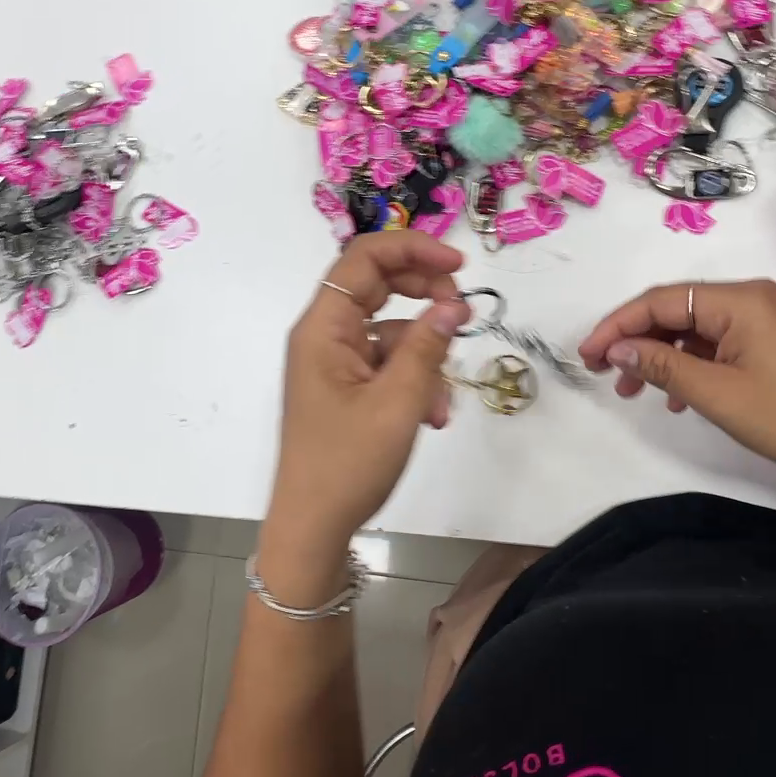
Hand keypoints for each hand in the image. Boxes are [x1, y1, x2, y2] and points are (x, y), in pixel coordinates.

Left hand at [269, 232, 471, 563]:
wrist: (312, 528)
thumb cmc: (348, 464)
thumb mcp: (398, 403)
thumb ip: (427, 346)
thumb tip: (453, 305)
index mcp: (323, 327)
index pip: (364, 258)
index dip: (412, 248)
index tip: (459, 264)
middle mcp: (324, 335)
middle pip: (377, 285)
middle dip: (425, 294)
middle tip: (463, 312)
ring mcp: (333, 362)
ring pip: (389, 329)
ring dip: (425, 353)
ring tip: (443, 400)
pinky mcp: (345, 387)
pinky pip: (385, 363)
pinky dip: (413, 380)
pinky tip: (432, 417)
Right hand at [577, 279, 775, 480]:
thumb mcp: (716, 394)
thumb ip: (661, 366)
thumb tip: (615, 349)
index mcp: (738, 300)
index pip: (660, 301)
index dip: (617, 325)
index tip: (586, 354)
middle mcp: (745, 299)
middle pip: (672, 311)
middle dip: (633, 340)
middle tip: (600, 371)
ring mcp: (755, 319)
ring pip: (687, 329)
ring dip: (656, 357)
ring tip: (631, 391)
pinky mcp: (760, 341)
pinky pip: (709, 344)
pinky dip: (684, 366)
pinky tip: (673, 398)